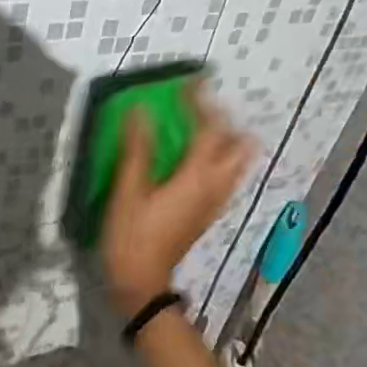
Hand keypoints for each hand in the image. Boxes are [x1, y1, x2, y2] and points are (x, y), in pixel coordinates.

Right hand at [101, 83, 253, 315]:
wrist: (142, 283)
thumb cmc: (131, 236)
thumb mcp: (128, 191)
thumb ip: (138, 149)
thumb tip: (142, 110)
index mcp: (196, 177)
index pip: (210, 130)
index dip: (202, 102)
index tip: (192, 82)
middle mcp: (215, 187)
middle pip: (239, 146)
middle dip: (225, 121)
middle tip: (200, 109)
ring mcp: (215, 202)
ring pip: (238, 163)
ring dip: (227, 140)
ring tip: (200, 128)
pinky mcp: (208, 213)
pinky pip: (227, 178)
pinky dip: (220, 159)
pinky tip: (195, 159)